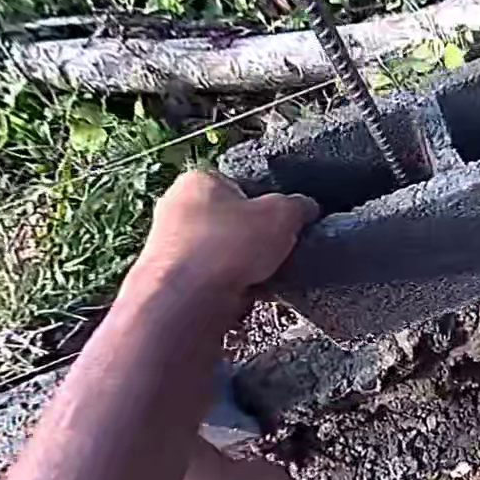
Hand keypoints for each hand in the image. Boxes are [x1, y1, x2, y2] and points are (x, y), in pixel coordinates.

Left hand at [124, 169, 318, 304]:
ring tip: (265, 276)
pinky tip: (247, 292)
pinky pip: (217, 278)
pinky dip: (234, 285)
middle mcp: (178, 206)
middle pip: (235, 220)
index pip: (244, 186)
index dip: (271, 205)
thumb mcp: (282, 214)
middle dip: (260, 238)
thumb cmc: (227, 246)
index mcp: (199, 180)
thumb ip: (299, 206)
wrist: (186, 299)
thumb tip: (307, 208)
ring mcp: (172, 244)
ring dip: (249, 265)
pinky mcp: (174, 278)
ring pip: (227, 252)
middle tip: (280, 251)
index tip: (287, 224)